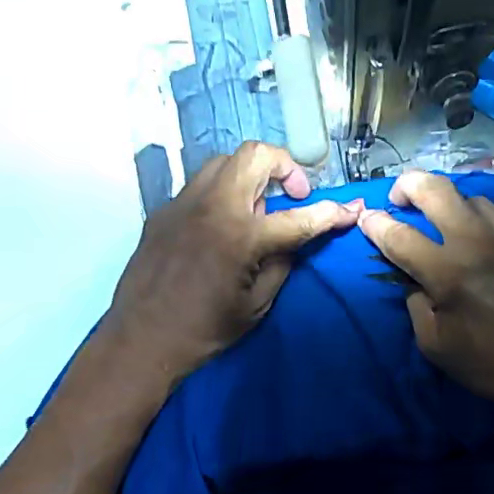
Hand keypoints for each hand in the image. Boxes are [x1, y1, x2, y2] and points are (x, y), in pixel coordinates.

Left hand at [103, 142, 361, 383]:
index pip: (298, 217)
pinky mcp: (163, 211)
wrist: (142, 339)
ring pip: (224, 163)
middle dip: (284, 167)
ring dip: (249, 176)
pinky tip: (221, 228)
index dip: (330, 214)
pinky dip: (222, 195)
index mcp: (240, 236)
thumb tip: (294, 240)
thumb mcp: (256, 305)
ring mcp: (183, 203)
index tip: (351, 211)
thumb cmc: (204, 332)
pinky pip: (200, 187)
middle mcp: (212, 206)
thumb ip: (281, 265)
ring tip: (256, 210)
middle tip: (294, 195)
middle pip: (255, 155)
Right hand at [359, 171, 493, 435]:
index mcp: (446, 272)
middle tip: (402, 196)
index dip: (376, 224)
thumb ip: (416, 303)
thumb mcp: (432, 343)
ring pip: (475, 201)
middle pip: (436, 190)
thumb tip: (414, 278)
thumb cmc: (485, 364)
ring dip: (456, 210)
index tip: (367, 218)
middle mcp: (478, 242)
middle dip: (410, 185)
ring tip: (453, 228)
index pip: (399, 235)